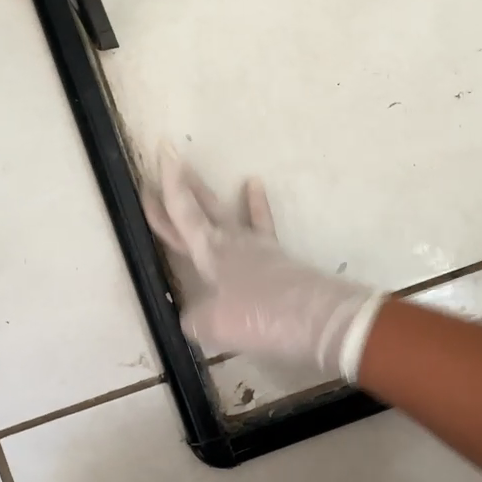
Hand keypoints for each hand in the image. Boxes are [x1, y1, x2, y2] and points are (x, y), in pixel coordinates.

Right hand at [143, 147, 385, 380]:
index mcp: (210, 254)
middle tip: (169, 156)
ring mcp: (257, 247)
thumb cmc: (262, 318)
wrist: (320, 319)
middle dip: (180, 185)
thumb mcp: (215, 326)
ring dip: (207, 195)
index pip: (182, 215)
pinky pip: (261, 224)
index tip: (162, 155)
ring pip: (225, 213)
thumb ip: (195, 319)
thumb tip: (190, 318)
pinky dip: (256, 206)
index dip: (166, 191)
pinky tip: (254, 184)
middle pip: (199, 209)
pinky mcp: (278, 256)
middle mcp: (231, 243)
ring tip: (196, 174)